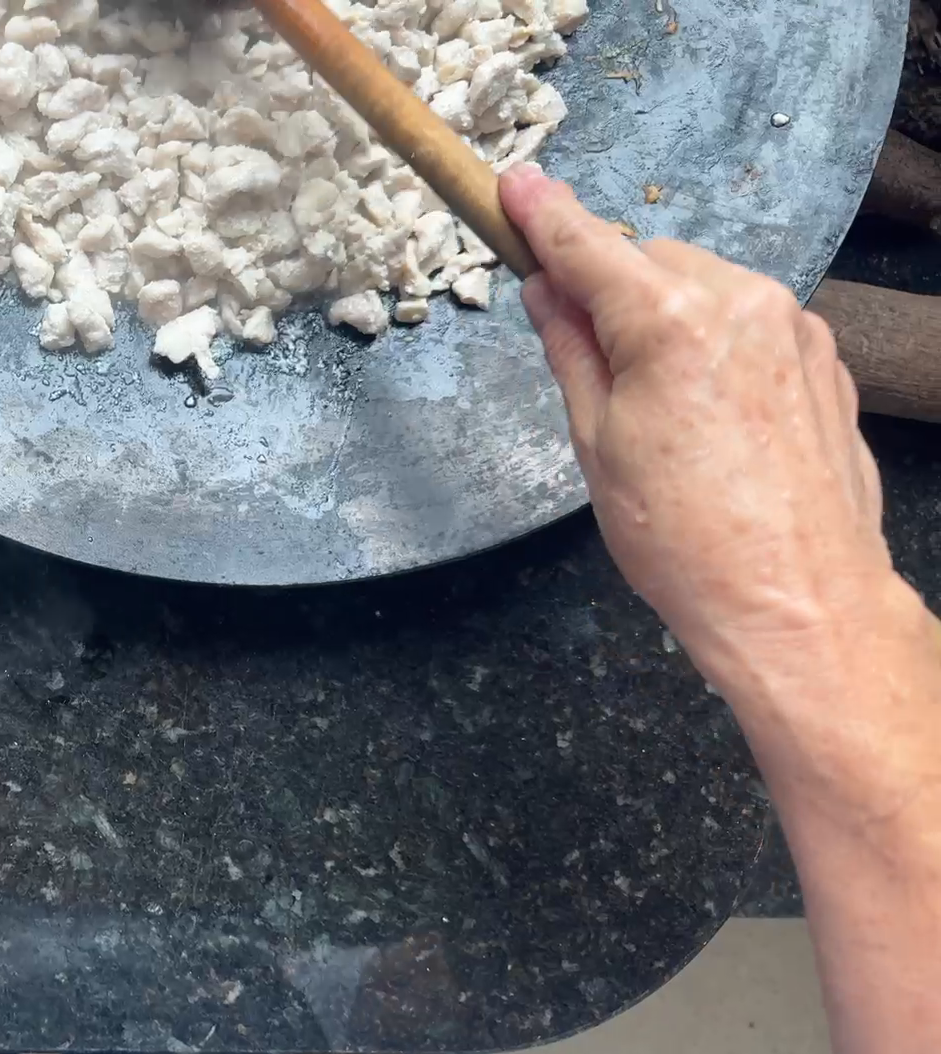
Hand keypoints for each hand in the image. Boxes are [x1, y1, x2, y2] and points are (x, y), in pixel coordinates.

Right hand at [498, 164, 896, 687]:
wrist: (790, 595)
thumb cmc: (670, 527)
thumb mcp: (591, 439)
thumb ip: (569, 351)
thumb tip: (544, 291)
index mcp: (674, 325)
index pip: (593, 252)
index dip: (546, 217)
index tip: (513, 181)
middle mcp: (745, 305)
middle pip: (648, 260)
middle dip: (599, 282)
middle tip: (557, 335)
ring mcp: (792, 329)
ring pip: (695, 283)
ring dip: (647, 307)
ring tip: (622, 385)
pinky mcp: (816, 358)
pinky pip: (737, 316)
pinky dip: (693, 329)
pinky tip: (679, 394)